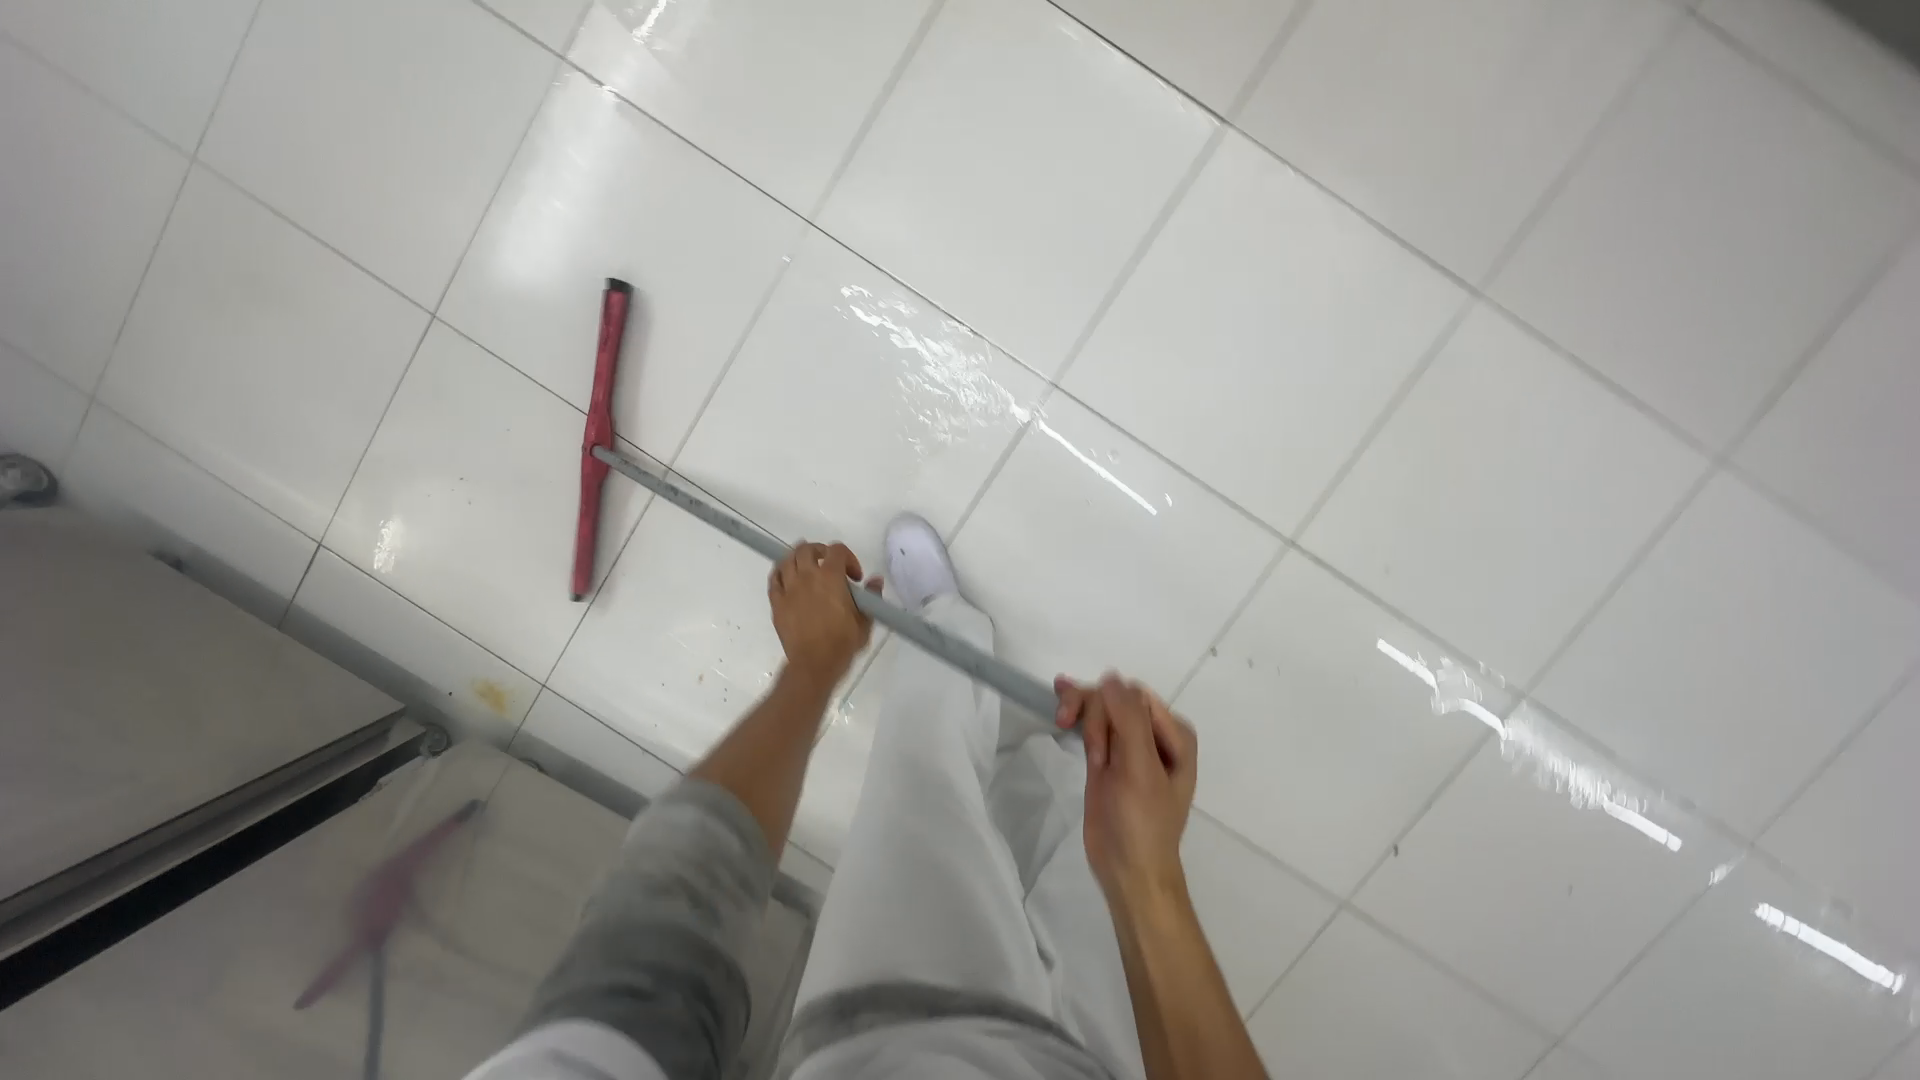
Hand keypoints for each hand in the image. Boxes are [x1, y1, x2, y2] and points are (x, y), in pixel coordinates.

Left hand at [768, 542, 879, 688]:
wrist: (815, 663)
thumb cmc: (843, 642)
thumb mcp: (865, 620)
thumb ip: (871, 596)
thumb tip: (875, 580)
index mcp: (831, 578)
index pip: (837, 550)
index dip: (848, 558)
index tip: (854, 577)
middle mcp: (807, 577)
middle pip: (807, 549)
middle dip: (820, 551)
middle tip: (828, 564)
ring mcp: (789, 589)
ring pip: (787, 560)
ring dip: (798, 559)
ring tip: (806, 568)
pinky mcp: (777, 602)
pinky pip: (774, 579)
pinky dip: (781, 573)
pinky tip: (787, 579)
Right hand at [1057, 674, 1198, 908]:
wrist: (1129, 871)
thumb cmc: (1142, 822)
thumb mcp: (1140, 768)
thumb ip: (1128, 720)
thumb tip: (1110, 677)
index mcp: (1174, 734)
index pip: (1134, 696)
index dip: (1108, 705)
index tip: (1089, 733)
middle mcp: (1153, 735)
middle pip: (1114, 699)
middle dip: (1093, 712)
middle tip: (1080, 741)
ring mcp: (1128, 747)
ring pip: (1100, 709)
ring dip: (1082, 714)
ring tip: (1064, 726)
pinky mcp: (1106, 760)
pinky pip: (1091, 727)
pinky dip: (1076, 716)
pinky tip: (1060, 707)